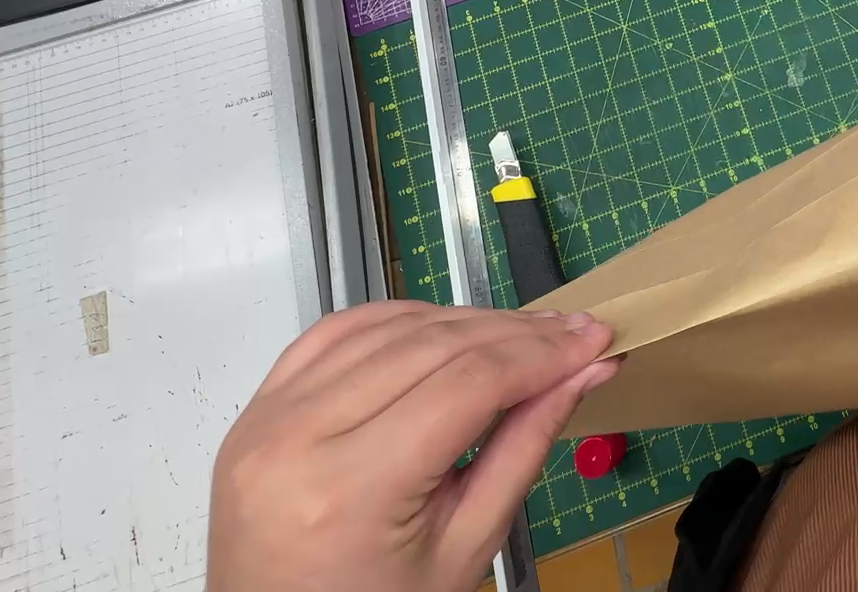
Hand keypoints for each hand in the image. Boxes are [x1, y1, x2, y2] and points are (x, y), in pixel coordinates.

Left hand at [209, 301, 618, 591]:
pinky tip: (454, 327)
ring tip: (528, 334)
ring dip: (475, 320)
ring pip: (399, 325)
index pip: (469, 383)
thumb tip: (590, 368)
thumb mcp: (471, 541)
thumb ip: (530, 442)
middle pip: (438, 344)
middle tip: (577, 332)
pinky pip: (347, 327)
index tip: (597, 339)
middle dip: (521, 333)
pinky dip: (411, 316)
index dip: (543, 353)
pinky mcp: (261, 404)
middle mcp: (294, 438)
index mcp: (347, 490)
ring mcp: (268, 415)